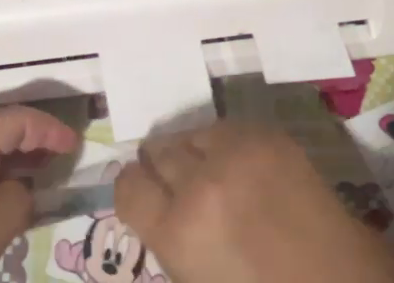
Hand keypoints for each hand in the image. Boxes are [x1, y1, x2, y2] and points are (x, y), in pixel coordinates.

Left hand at [0, 105, 78, 282]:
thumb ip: (16, 200)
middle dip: (36, 137)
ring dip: (20, 160)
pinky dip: (2, 179)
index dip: (47, 127)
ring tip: (52, 175)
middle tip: (70, 157)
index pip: (13, 119)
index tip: (78, 145)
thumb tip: (27, 189)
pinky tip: (15, 200)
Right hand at [114, 120, 393, 282]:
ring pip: (188, 133)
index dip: (134, 194)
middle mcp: (200, 183)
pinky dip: (224, 144)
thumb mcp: (196, 278)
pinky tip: (240, 168)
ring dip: (192, 153)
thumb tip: (151, 204)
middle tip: (180, 190)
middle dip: (163, 171)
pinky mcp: (267, 135)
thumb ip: (168, 240)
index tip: (146, 200)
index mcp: (177, 233)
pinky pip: (224, 126)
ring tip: (212, 177)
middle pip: (156, 151)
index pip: (126, 186)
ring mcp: (236, 153)